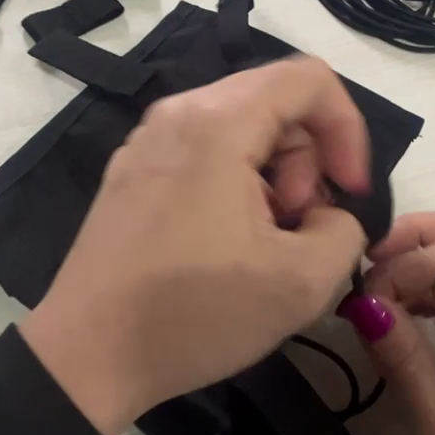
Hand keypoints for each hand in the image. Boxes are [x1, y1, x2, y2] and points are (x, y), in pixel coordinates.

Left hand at [21, 57, 370, 434]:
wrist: (85, 356)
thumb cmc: (193, 313)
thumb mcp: (301, 283)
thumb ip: (344, 230)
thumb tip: (327, 214)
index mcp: (217, 122)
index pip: (309, 79)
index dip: (347, 130)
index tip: (349, 191)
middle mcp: (177, 113)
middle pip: (274, 101)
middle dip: (308, 160)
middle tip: (302, 226)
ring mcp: (146, 140)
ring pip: (240, 127)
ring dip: (274, 175)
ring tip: (266, 241)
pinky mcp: (130, 171)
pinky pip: (202, 150)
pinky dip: (235, 182)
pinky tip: (226, 242)